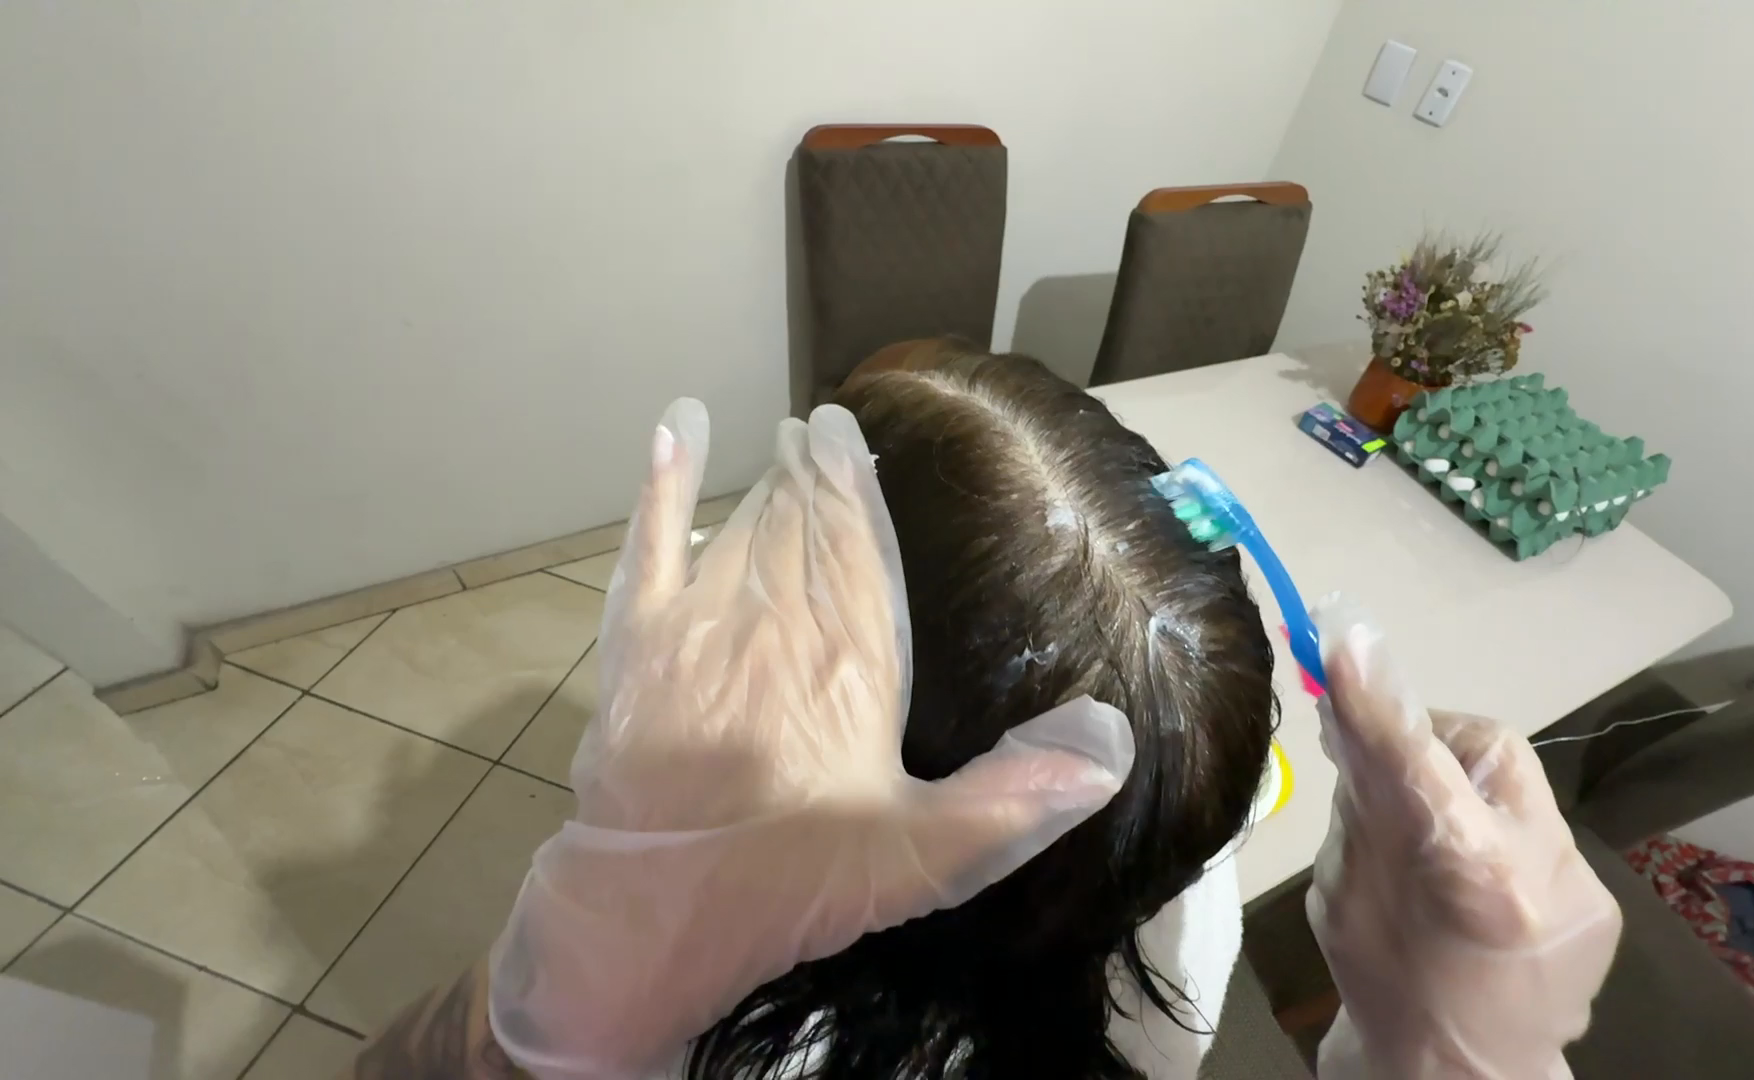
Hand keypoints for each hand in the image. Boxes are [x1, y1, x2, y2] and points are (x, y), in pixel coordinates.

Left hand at [487, 399, 1134, 1079]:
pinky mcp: (640, 641)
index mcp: (850, 658)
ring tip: (780, 445)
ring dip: (765, 482)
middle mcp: (780, 619)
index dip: (852, 481)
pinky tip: (679, 424)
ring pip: (744, 525)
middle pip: (800, 523)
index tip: (845, 427)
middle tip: (813, 429)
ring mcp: (703, 621)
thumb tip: (1112, 742)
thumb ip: (1014, 799)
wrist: (650, 915)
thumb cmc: (793, 880)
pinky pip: (652, 542)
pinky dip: (662, 483)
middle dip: (809, 472)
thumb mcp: (922, 856)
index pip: (857, 543)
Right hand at [1306, 600, 1621, 1079]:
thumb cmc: (1381, 982)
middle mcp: (1544, 868)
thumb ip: (1360, 804)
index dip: (1375, 698)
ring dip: (1451, 774)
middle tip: (1380, 757)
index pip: (1414, 760)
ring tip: (1420, 819)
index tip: (1342, 639)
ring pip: (1507, 776)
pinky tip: (1460, 861)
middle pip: (1484, 745)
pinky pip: (1527, 816)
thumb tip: (1351, 727)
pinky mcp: (1599, 893)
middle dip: (1424, 733)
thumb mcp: (1343, 890)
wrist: (1467, 1074)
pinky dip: (1481, 814)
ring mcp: (1582, 881)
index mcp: (1468, 878)